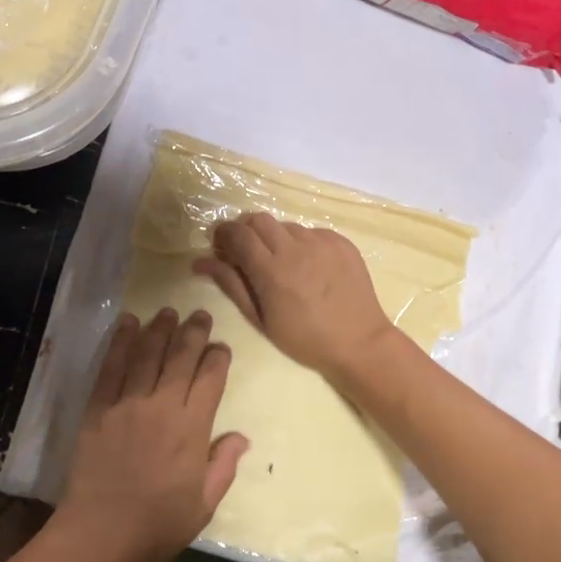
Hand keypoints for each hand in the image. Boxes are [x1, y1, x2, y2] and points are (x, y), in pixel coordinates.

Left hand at [54, 309, 247, 561]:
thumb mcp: (204, 505)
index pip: (210, 379)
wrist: (99, 538)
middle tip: (200, 314)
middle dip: (194, 332)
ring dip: (159, 329)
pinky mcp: (98, 410)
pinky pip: (111, 368)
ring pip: (147, 354)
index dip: (218, 358)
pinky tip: (128, 324)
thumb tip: (241, 436)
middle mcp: (162, 407)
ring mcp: (127, 404)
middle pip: (181, 358)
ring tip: (168, 311)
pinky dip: (120, 342)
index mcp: (192, 429)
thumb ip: (223, 466)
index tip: (222, 347)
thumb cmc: (158, 527)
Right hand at [193, 213, 396, 377]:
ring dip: (275, 237)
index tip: (219, 243)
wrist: (358, 342)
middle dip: (246, 229)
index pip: (237, 233)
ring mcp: (321, 241)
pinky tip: (308, 265)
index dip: (223, 234)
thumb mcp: (261, 319)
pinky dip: (302, 243)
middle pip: (258, 219)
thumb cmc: (304, 339)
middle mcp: (296, 248)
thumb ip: (232, 285)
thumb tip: (201, 261)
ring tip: (281, 262)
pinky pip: (312, 232)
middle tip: (245, 250)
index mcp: (271, 270)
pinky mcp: (341, 241)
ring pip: (286, 225)